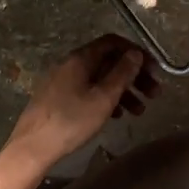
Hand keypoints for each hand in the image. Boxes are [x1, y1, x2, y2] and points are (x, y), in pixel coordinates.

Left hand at [6, 34, 158, 166]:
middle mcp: (70, 64)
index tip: (154, 70)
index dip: (136, 53)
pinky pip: (88, 91)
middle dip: (134, 75)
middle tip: (155, 94)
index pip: (113, 42)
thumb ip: (122, 73)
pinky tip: (117, 116)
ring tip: (140, 112)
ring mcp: (62, 80)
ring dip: (123, 91)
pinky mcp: (58, 97)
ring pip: (99, 78)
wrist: (33, 146)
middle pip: (108, 61)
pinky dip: (105, 99)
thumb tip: (135, 53)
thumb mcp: (103, 98)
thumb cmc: (71, 121)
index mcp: (80, 58)